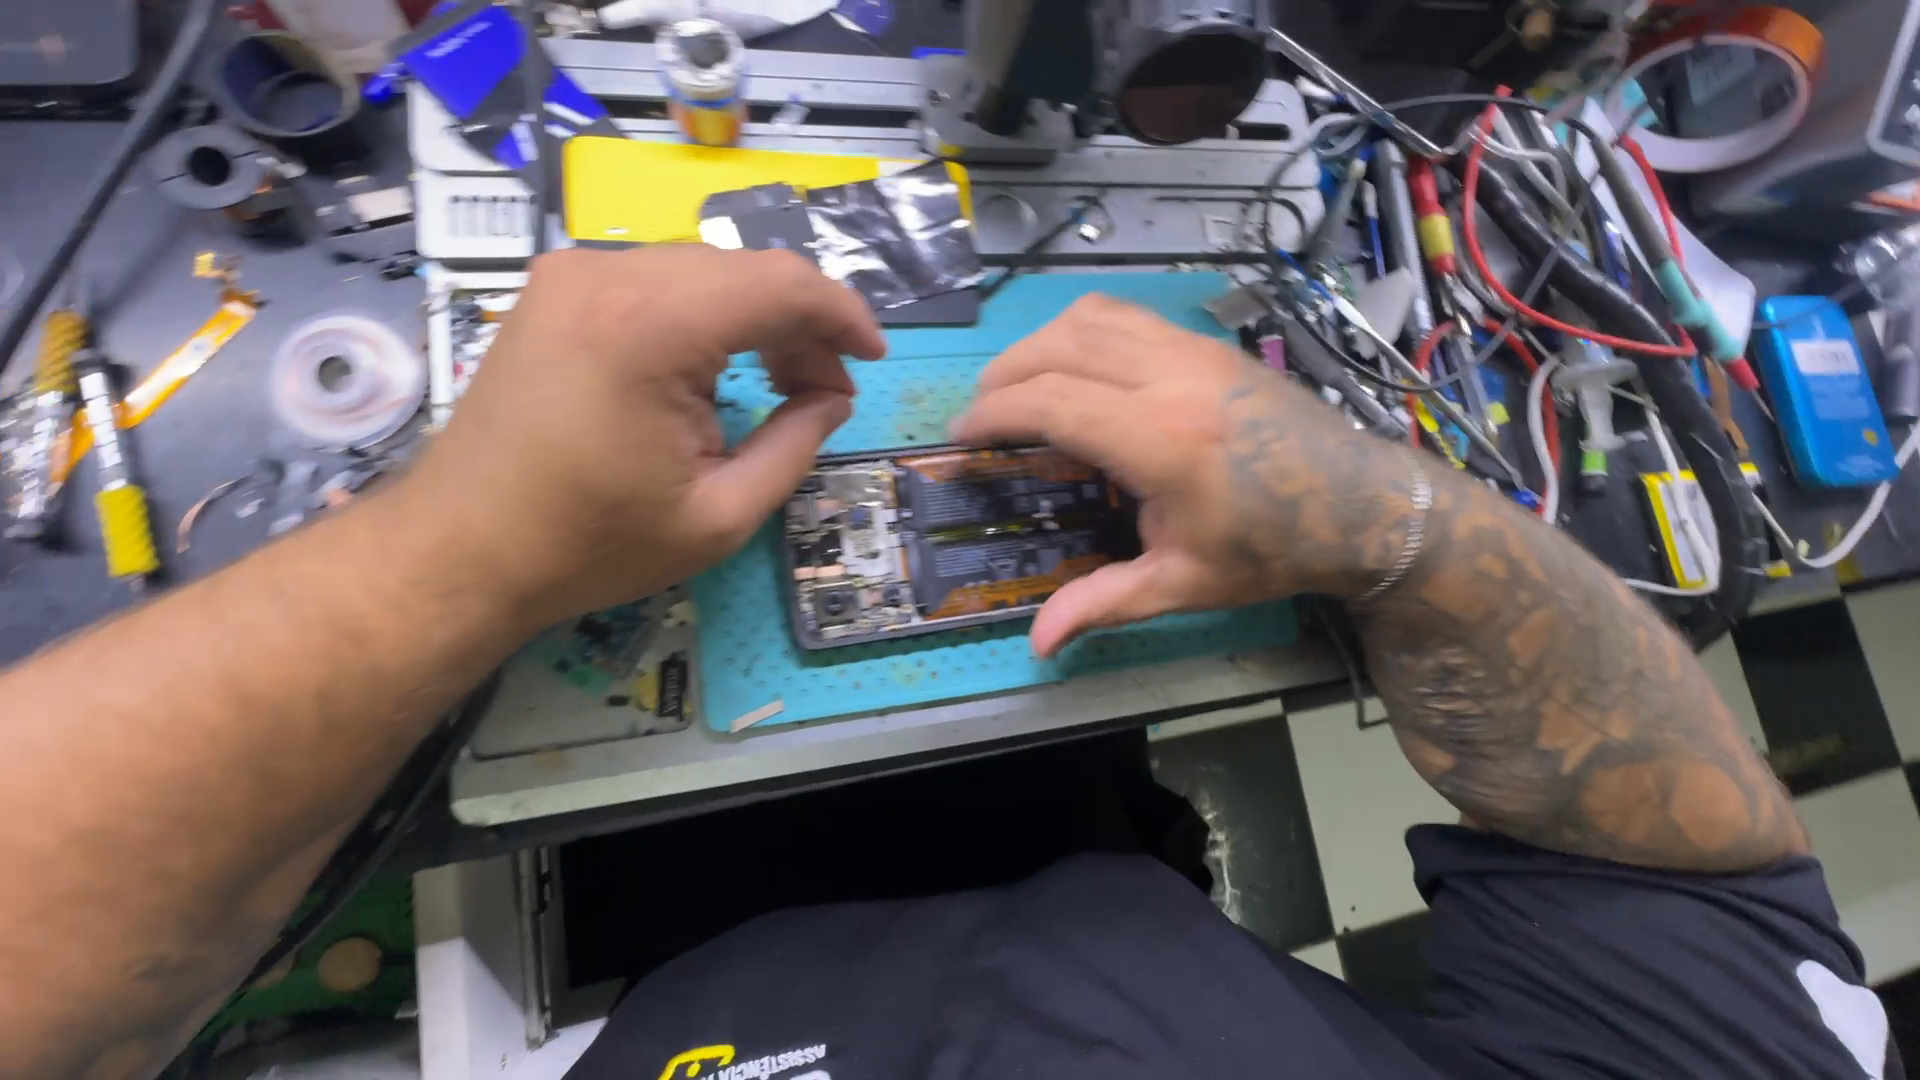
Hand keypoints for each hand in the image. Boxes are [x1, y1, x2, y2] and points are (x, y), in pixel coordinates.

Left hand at [401, 246, 886, 623]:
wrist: (463, 551)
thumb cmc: (594, 545)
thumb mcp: (723, 517)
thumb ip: (796, 445)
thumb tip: (832, 397)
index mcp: (653, 328)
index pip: (781, 283)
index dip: (843, 314)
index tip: (872, 358)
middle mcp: (609, 275)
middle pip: (746, 272)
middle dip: (803, 327)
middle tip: (826, 393)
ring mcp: (573, 274)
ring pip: (707, 273)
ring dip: (758, 321)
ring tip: (780, 386)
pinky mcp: (556, 290)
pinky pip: (661, 282)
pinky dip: (710, 318)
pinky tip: (720, 368)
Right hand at [951, 295, 1416, 655]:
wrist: (1363, 506)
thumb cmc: (1272, 550)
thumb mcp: (1183, 584)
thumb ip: (1103, 604)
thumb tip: (1037, 643)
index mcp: (1163, 441)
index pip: (1052, 402)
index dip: (993, 415)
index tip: (963, 438)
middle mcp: (1174, 379)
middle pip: (1059, 347)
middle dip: (1003, 376)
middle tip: (982, 417)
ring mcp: (1194, 350)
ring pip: (1089, 318)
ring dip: (1038, 345)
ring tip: (1019, 387)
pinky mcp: (1208, 343)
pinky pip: (1124, 315)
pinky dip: (1080, 331)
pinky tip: (1074, 367)